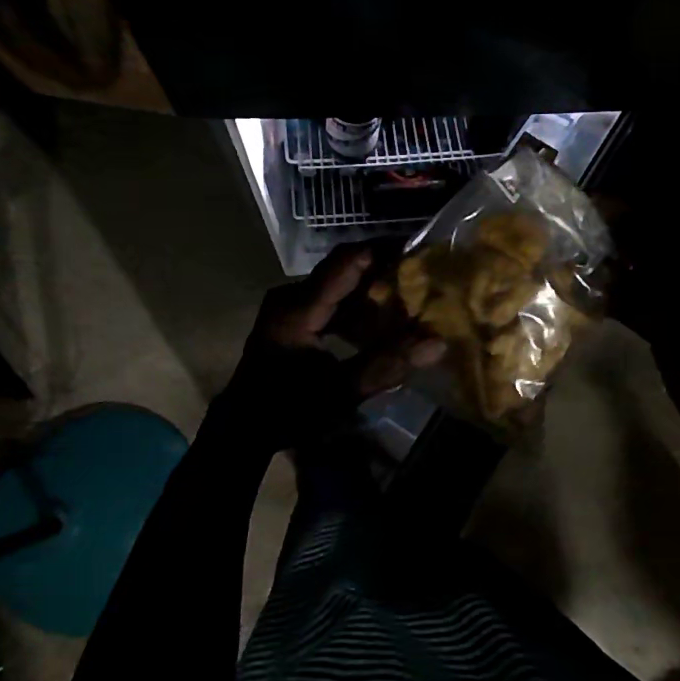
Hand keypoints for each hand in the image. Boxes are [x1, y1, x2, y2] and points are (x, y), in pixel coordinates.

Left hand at [207, 244, 446, 454]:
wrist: (242, 429)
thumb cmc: (288, 410)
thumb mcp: (341, 392)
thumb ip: (387, 364)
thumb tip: (437, 342)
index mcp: (298, 307)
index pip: (346, 261)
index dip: (384, 251)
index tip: (421, 251)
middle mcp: (291, 296)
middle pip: (343, 268)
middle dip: (383, 269)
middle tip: (423, 274)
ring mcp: (288, 305)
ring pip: (337, 283)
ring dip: (370, 287)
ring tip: (409, 294)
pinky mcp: (290, 317)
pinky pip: (328, 298)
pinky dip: (355, 304)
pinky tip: (379, 319)